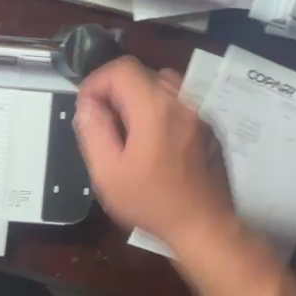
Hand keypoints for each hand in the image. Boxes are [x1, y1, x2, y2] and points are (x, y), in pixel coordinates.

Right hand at [74, 57, 234, 244]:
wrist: (204, 226)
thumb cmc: (152, 202)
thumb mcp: (107, 172)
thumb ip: (93, 131)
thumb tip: (88, 105)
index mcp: (155, 108)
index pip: (120, 70)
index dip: (95, 83)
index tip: (86, 110)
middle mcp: (182, 101)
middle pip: (142, 74)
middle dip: (115, 92)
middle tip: (103, 123)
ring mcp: (200, 113)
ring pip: (162, 85)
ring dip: (137, 99)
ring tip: (126, 131)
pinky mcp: (209, 127)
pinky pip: (179, 103)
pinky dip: (158, 110)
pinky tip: (152, 142)